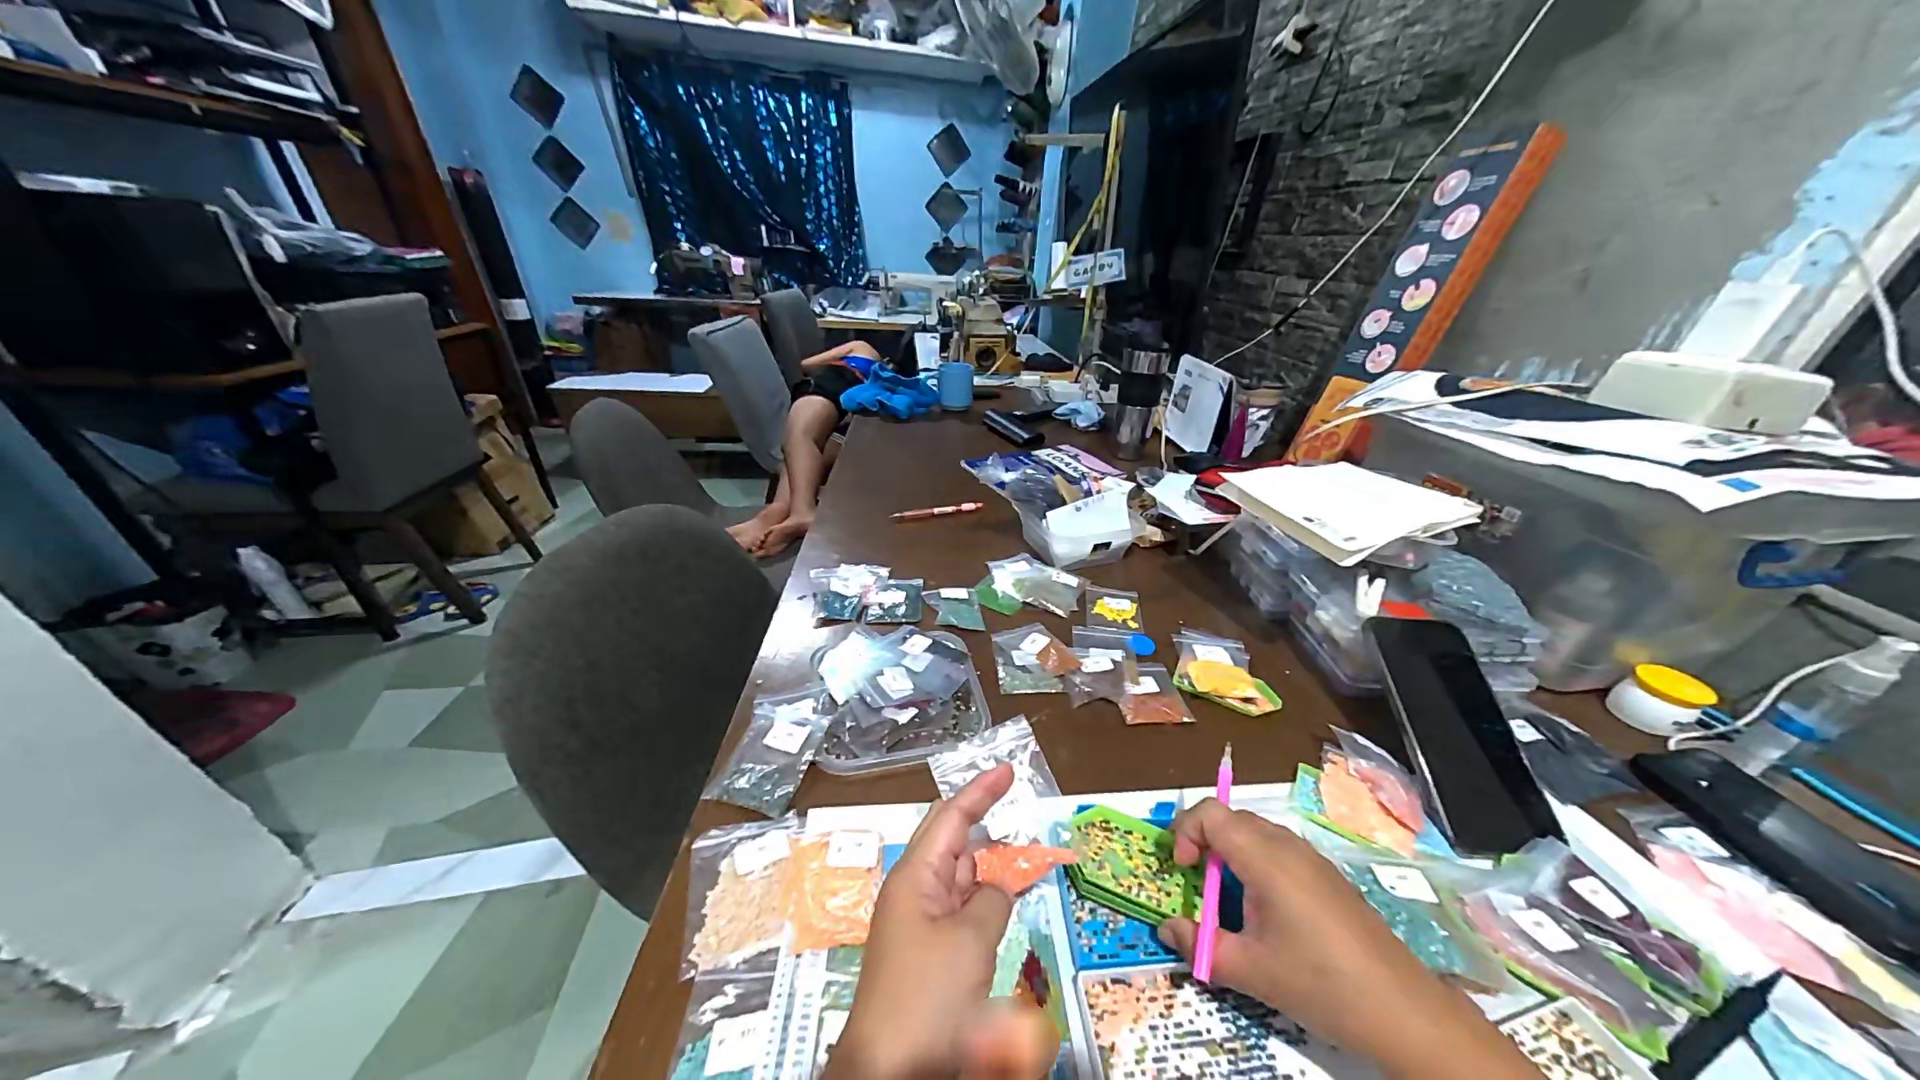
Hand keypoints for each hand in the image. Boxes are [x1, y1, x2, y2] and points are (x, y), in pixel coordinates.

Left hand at [828, 765, 1055, 1079]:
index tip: (1008, 770)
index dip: (981, 790)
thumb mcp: (971, 942)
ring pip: (962, 879)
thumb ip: (992, 900)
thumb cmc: (927, 996)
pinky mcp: (929, 953)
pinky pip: (962, 912)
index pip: (951, 817)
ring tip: (1025, 861)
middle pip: (955, 845)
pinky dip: (986, 902)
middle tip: (1024, 820)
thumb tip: (998, 887)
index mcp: (915, 876)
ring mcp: (920, 923)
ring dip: (992, 868)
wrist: (889, 1068)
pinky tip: (1006, 901)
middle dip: (990, 830)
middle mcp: (915, 891)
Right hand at [1156, 799, 1534, 1079]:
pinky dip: (1255, 864)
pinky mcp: (1328, 877)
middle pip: (1230, 818)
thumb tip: (1166, 927)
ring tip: (1226, 900)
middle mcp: (1287, 846)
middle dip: (1203, 842)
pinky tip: (1265, 912)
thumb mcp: (1248, 970)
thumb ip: (1199, 944)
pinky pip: (1278, 851)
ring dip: (1229, 853)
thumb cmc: (1319, 983)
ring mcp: (1312, 859)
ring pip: (1255, 833)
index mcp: (1265, 857)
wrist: (1404, 1012)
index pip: (1210, 812)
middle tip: (1196, 884)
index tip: (1183, 871)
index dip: (1184, 831)